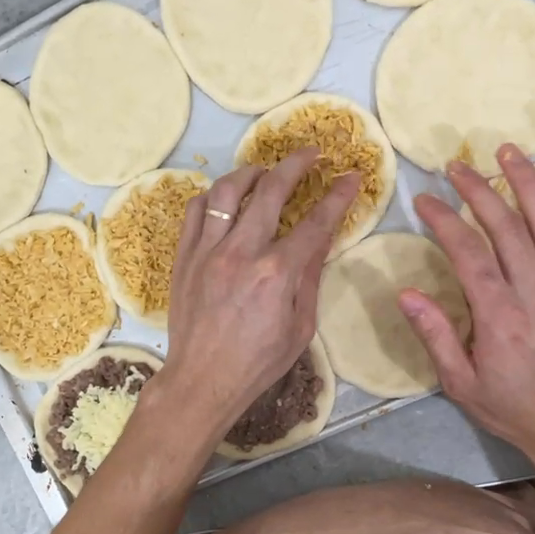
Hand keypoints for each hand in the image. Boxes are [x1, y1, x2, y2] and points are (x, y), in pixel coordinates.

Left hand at [156, 148, 359, 439]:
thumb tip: (321, 239)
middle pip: (271, 190)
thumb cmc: (257, 363)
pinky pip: (195, 210)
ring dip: (251, 172)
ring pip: (227, 191)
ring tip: (265, 171)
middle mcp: (241, 253)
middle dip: (296, 164)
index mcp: (277, 274)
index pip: (315, 222)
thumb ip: (310, 277)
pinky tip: (227, 197)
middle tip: (310, 153)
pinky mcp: (184, 257)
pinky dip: (213, 196)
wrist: (202, 380)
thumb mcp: (300, 327)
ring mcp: (207, 252)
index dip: (337, 195)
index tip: (350, 177)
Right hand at [399, 144, 534, 474]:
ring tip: (509, 151)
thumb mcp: (459, 383)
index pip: (469, 254)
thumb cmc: (509, 407)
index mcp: (501, 318)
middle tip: (456, 166)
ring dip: (528, 183)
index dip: (445, 221)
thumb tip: (406, 293)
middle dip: (479, 190)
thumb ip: (435, 335)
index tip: (423, 201)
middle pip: (507, 228)